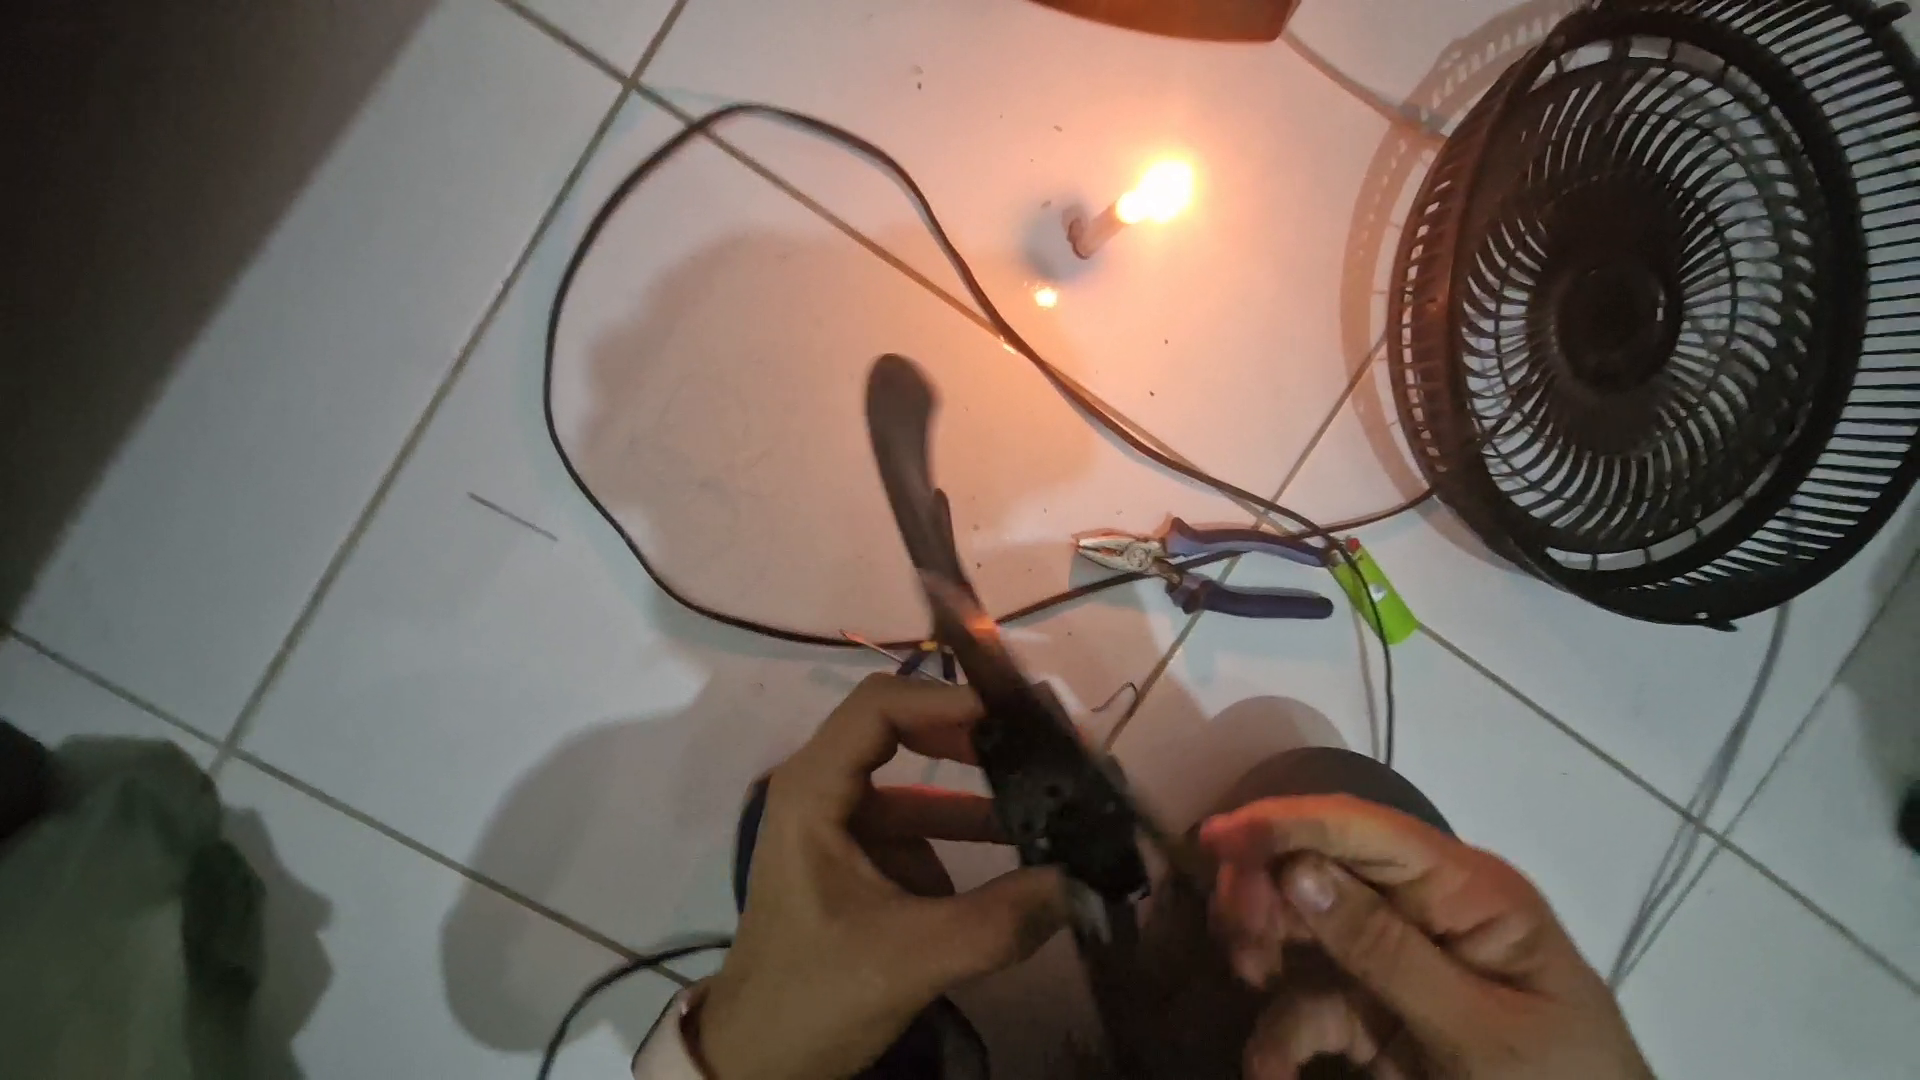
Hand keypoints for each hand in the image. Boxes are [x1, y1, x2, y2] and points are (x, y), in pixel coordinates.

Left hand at [694, 675, 1071, 1079]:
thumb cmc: (811, 996)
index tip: (1008, 713)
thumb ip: (999, 921)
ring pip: (917, 774)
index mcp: (813, 790)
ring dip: (976, 782)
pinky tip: (1017, 843)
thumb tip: (1083, 883)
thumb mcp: (908, 959)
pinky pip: (921, 819)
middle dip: (970, 733)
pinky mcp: (861, 851)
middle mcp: (823, 787)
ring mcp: (841, 818)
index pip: (879, 707)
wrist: (756, 1060)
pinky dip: (965, 824)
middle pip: (900, 727)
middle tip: (1036, 740)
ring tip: (1045, 788)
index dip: (944, 698)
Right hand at [1200, 796, 1654, 1078]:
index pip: (1362, 828)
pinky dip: (1281, 1035)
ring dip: (1263, 953)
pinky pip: (1308, 1003)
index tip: (1218, 838)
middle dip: (1266, 893)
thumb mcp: (1484, 1036)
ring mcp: (1392, 960)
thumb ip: (1388, 951)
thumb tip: (1296, 870)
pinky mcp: (1372, 1011)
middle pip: (1318, 868)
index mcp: (1465, 890)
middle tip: (1234, 933)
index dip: (1285, 822)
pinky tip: (1272, 1071)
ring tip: (1248, 983)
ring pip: (1299, 928)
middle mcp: (1419, 908)